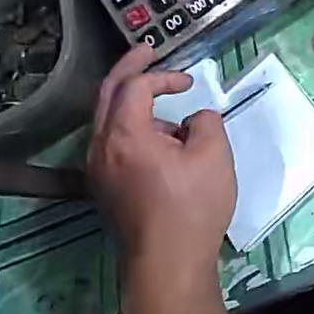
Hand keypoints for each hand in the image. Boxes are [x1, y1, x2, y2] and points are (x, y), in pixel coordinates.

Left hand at [87, 47, 236, 281]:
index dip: (163, 77)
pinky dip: (134, 129)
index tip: (190, 82)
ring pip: (108, 121)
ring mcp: (98, 169)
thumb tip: (195, 120)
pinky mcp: (105, 187)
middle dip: (129, 71)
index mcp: (125, 135)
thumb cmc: (193, 206)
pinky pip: (113, 143)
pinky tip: (163, 145)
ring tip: (174, 118)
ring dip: (137, 106)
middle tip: (147, 52)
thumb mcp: (215, 155)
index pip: (134, 87)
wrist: (169, 260)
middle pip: (107, 96)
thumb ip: (207, 122)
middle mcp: (100, 147)